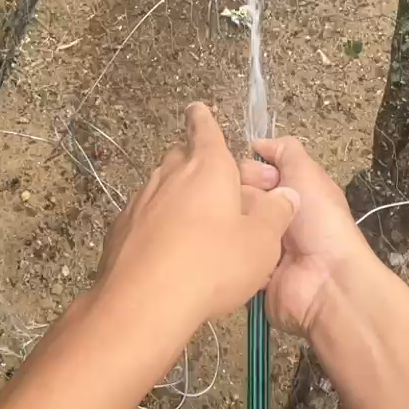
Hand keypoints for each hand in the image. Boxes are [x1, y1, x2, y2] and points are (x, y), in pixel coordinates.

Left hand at [95, 103, 299, 334]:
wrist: (145, 299)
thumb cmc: (212, 264)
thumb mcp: (261, 243)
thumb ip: (275, 214)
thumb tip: (286, 196)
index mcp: (207, 167)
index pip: (204, 128)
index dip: (204, 118)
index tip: (198, 109)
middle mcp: (170, 173)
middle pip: (183, 156)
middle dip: (198, 165)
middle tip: (218, 189)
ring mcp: (141, 198)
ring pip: (163, 186)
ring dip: (179, 197)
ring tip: (198, 227)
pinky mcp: (122, 226)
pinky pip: (146, 215)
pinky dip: (158, 224)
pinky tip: (169, 251)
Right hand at [244, 136, 377, 337]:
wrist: (326, 282)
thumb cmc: (321, 222)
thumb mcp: (308, 174)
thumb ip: (285, 150)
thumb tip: (258, 144)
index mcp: (287, 192)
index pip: (249, 171)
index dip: (251, 171)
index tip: (263, 182)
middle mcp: (273, 215)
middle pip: (236, 193)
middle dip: (243, 197)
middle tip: (255, 207)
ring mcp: (261, 242)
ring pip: (230, 221)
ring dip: (237, 224)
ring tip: (242, 230)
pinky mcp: (250, 269)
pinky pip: (229, 250)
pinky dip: (232, 248)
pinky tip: (227, 247)